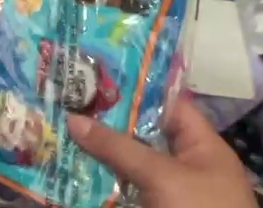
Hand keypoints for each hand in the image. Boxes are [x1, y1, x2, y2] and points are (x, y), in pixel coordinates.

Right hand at [67, 100, 256, 207]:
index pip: (166, 103)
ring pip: (128, 160)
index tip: (93, 71)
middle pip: (141, 132)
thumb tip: (71, 118)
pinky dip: (100, 176)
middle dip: (105, 117)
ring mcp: (170, 191)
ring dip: (98, 148)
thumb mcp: (162, 177)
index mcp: (203, 147)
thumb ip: (118, 146)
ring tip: (60, 125)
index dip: (132, 85)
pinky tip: (70, 162)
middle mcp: (186, 164)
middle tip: (66, 96)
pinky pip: (123, 186)